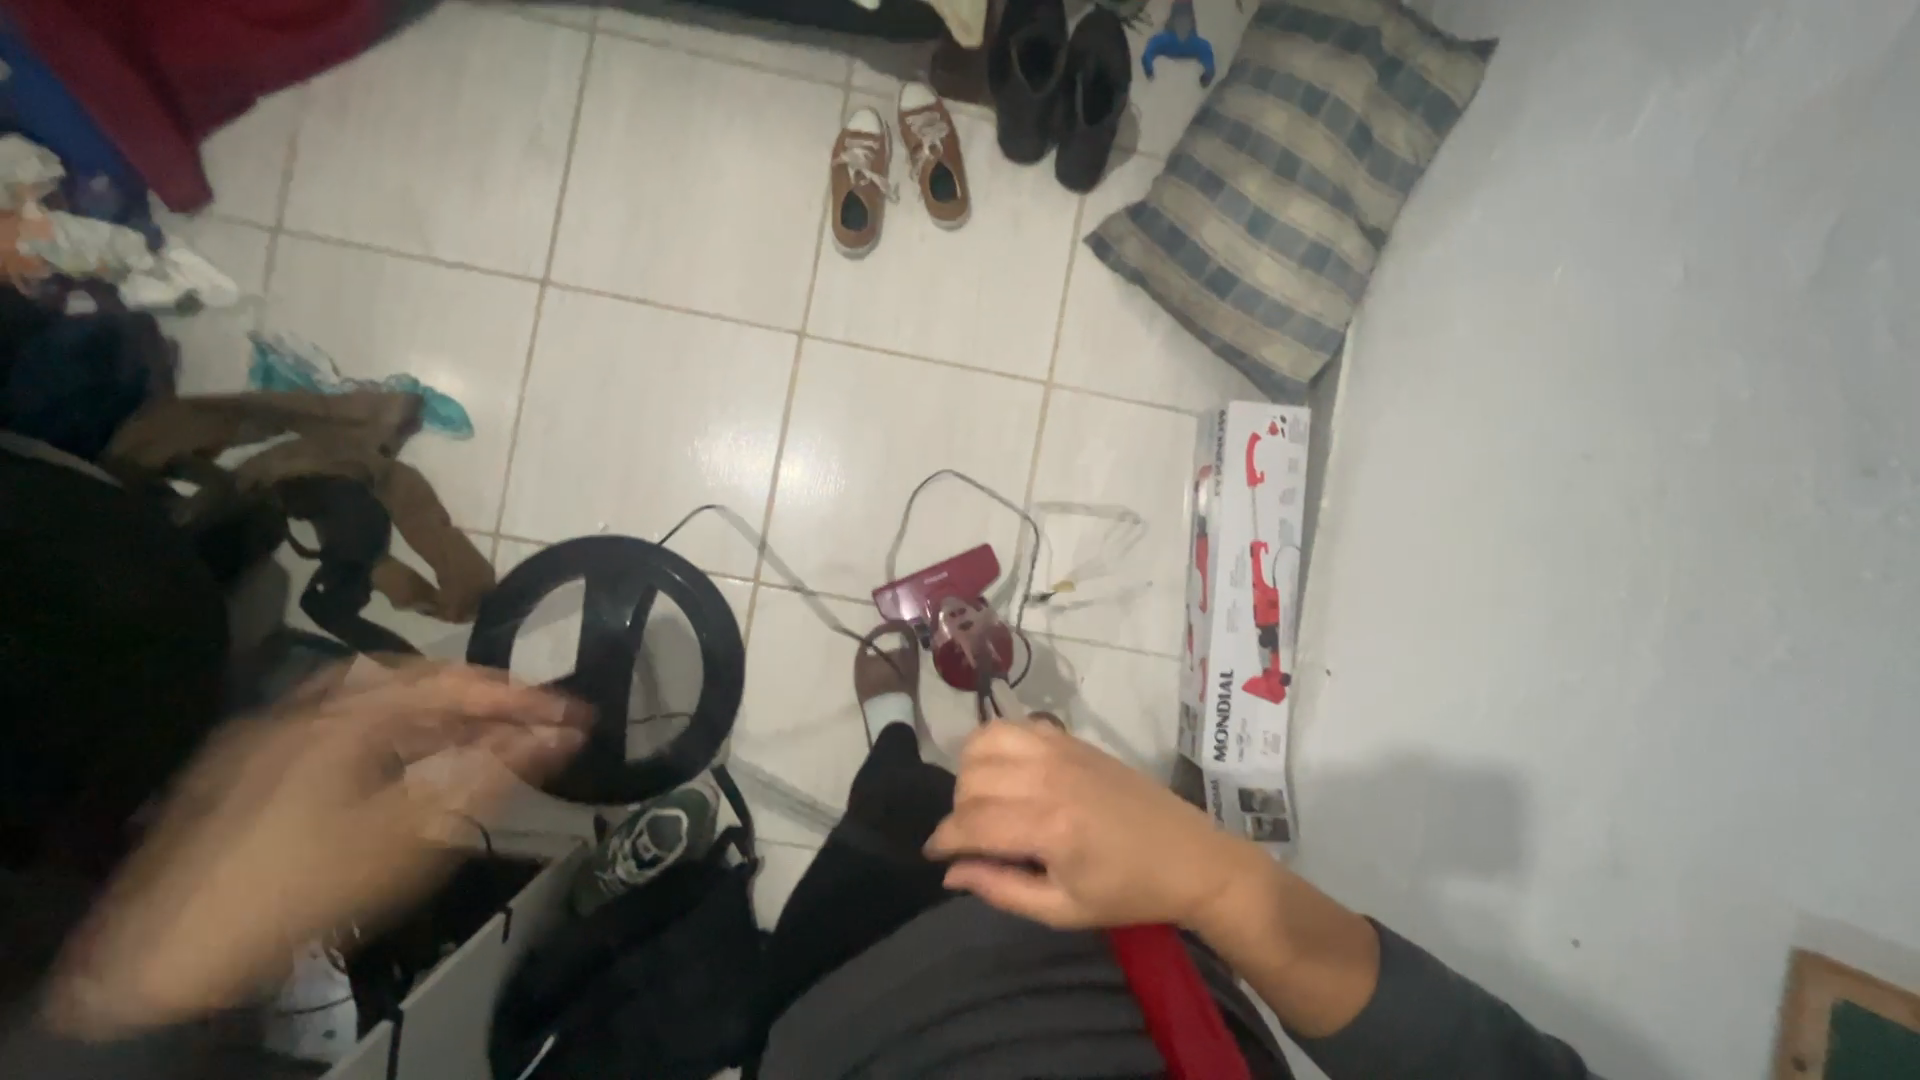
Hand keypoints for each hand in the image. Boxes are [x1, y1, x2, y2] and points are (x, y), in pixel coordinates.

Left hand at [44, 663, 585, 1035]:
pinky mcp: (251, 762)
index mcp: (349, 715)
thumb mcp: (413, 835)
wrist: (159, 966)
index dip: (526, 699)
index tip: (578, 715)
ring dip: (442, 711)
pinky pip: (344, 722)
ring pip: (379, 699)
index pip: (459, 686)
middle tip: (535, 719)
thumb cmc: (305, 892)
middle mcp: (310, 706)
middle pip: (418, 679)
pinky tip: (412, 756)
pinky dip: (396, 729)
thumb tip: (561, 734)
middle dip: (484, 697)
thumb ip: (492, 773)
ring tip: (486, 734)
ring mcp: (273, 732)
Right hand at [925, 717, 1268, 929]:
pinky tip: (1005, 770)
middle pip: (970, 780)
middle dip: (958, 811)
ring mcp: (1060, 750)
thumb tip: (950, 872)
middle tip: (974, 838)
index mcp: (1049, 827)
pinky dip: (994, 743)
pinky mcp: (1070, 738)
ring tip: (985, 800)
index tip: (935, 854)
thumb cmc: (1127, 892)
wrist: (1189, 856)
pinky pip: (1012, 725)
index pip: (970, 823)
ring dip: (971, 771)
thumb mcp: (1063, 910)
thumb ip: (1000, 889)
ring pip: (983, 742)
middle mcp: (1048, 778)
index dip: (943, 839)